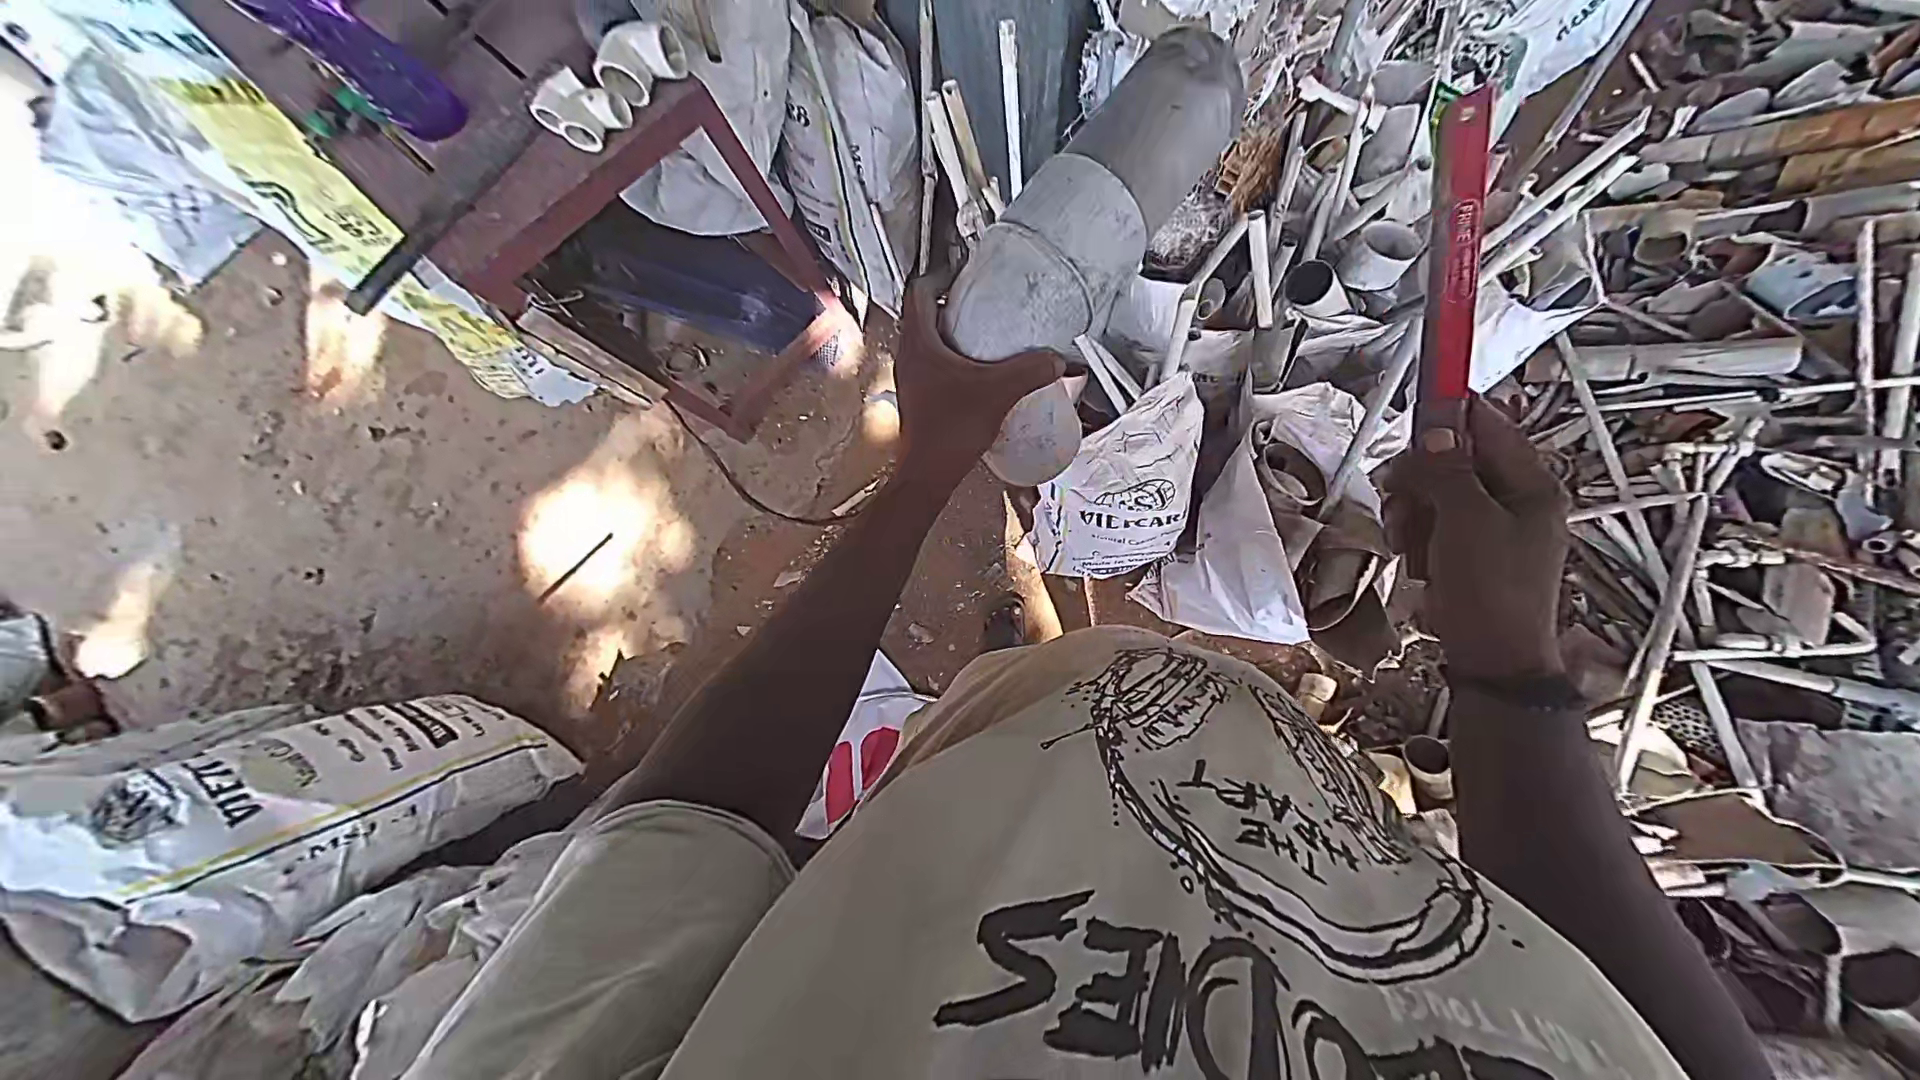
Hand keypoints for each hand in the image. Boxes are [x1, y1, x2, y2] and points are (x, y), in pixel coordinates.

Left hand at [893, 277, 1064, 490]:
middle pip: (921, 313)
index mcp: (919, 344)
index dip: (939, 274)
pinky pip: (931, 364)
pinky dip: (950, 357)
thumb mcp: (998, 392)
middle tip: (977, 300)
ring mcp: (910, 378)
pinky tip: (975, 370)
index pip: (918, 291)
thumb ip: (1029, 371)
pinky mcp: (917, 397)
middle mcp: (908, 357)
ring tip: (980, 332)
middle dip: (948, 302)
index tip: (963, 273)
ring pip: (925, 341)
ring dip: (949, 331)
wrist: (929, 472)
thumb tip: (1056, 359)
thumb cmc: (951, 430)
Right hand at [1385, 397, 1568, 681]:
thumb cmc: (1490, 587)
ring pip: (1433, 490)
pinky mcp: (1463, 545)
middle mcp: (1510, 497)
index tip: (1420, 397)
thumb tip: (1438, 429)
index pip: (1491, 427)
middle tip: (1402, 497)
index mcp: (1530, 484)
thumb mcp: (1467, 523)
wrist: (1489, 652)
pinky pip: (1428, 519)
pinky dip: (1412, 531)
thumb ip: (1450, 472)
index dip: (1456, 410)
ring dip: (1410, 509)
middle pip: (1453, 459)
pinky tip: (1412, 552)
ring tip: (1408, 537)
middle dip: (1420, 477)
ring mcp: (1485, 523)